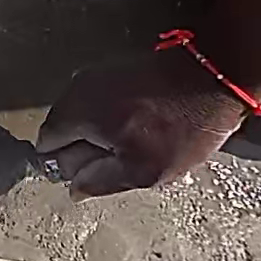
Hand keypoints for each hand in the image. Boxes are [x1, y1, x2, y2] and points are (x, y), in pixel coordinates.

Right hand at [37, 52, 250, 197]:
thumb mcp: (143, 169)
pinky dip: (112, 117)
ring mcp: (93, 77)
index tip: (97, 170)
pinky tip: (142, 124)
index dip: (69, 164)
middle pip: (62, 131)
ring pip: (82, 118)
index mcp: (76, 114)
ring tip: (136, 140)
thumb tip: (74, 189)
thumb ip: (100, 182)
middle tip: (122, 157)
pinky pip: (98, 103)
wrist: (213, 75)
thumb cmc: (180, 126)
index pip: (47, 146)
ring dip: (100, 134)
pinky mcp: (111, 70)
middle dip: (85, 148)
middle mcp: (76, 91)